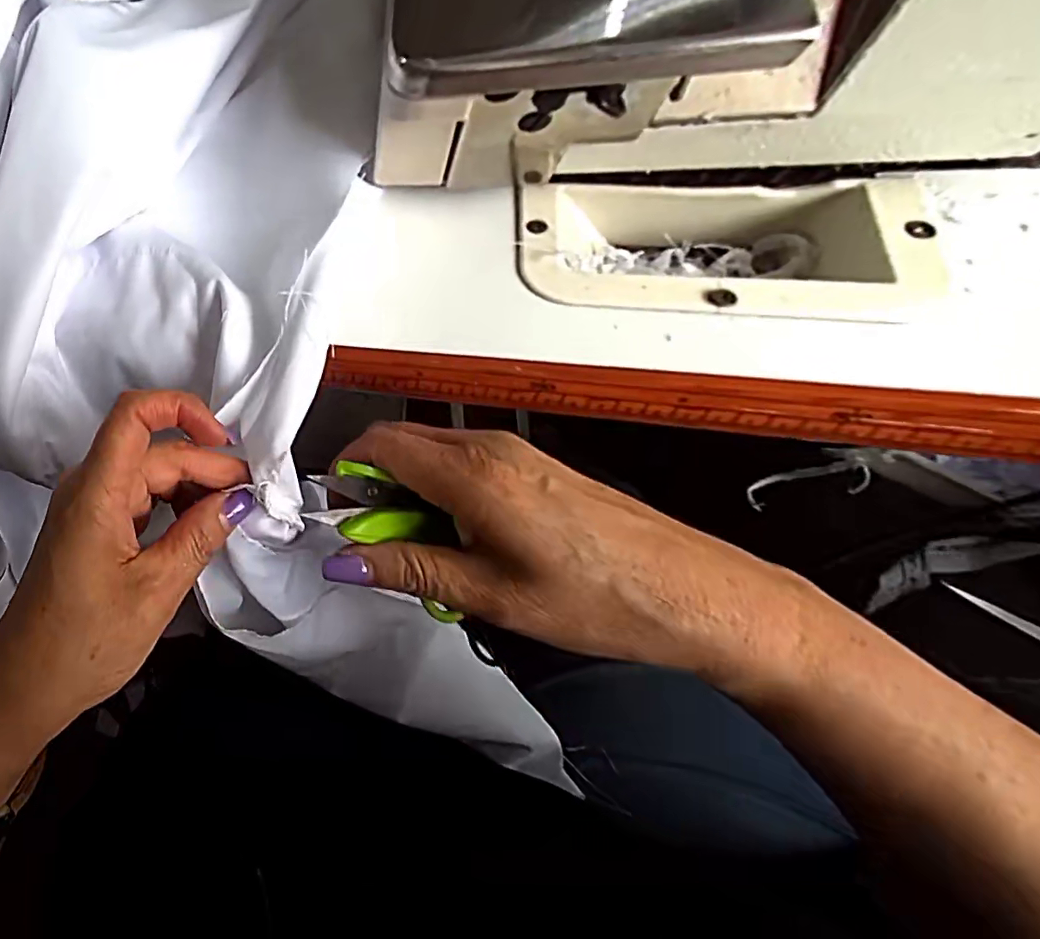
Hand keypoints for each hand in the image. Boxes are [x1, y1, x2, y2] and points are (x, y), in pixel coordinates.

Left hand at [0, 391, 254, 811]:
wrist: (26, 685)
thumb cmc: (82, 644)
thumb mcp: (155, 590)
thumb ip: (199, 536)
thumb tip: (237, 500)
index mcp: (97, 493)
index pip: (134, 414)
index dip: (183, 409)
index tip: (225, 441)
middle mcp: (89, 486)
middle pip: (155, 450)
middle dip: (207, 465)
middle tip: (250, 496)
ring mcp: (89, 504)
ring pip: (151, 472)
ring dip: (194, 485)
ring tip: (232, 512)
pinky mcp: (94, 524)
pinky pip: (141, 496)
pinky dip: (176, 503)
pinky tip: (202, 524)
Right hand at [320, 423, 820, 679]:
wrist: (699, 595)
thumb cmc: (607, 597)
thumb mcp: (489, 594)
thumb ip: (408, 568)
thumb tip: (351, 560)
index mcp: (474, 474)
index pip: (379, 444)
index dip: (346, 472)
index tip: (340, 511)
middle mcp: (492, 449)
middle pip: (401, 443)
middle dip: (374, 486)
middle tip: (376, 542)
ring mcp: (516, 453)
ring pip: (432, 453)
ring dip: (409, 493)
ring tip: (424, 551)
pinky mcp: (533, 467)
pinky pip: (465, 464)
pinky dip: (442, 494)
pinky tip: (462, 542)